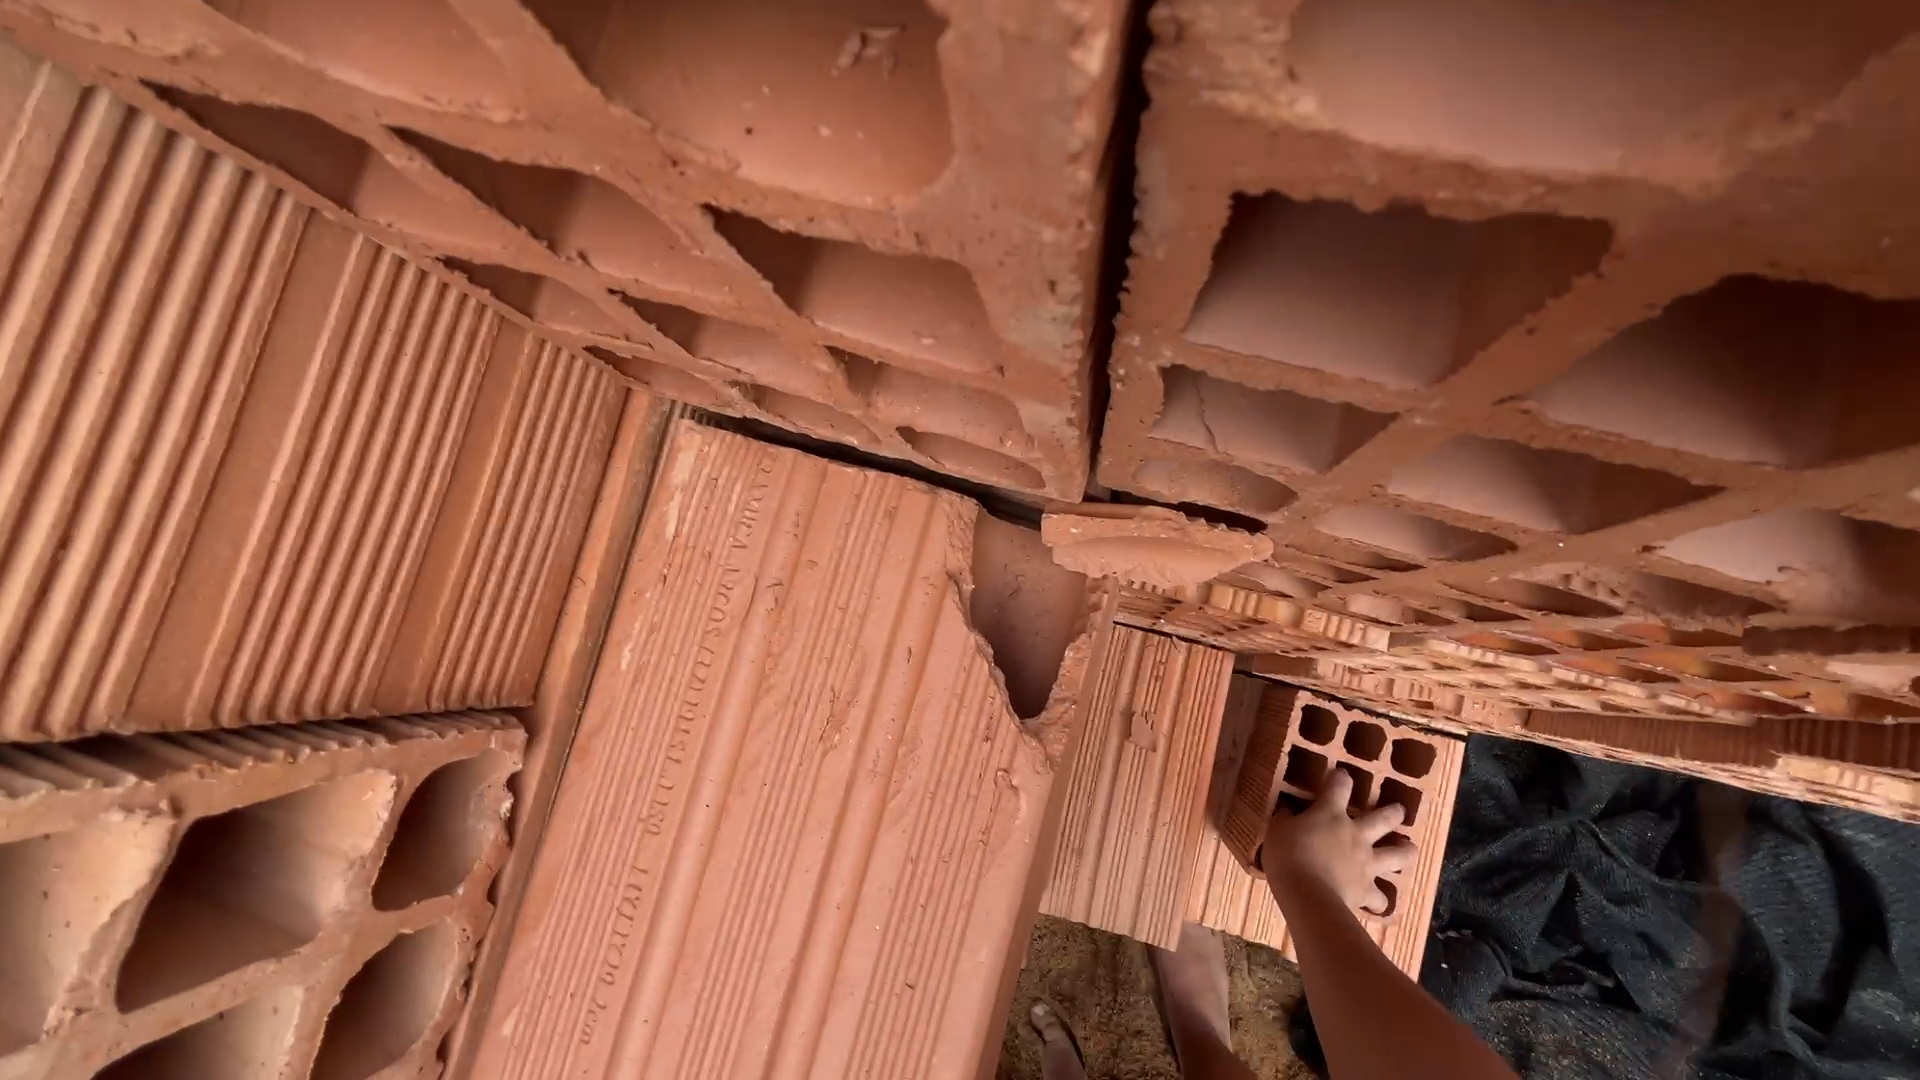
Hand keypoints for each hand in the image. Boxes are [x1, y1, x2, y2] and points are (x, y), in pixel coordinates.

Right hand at [1261, 769, 1415, 914]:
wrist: (1307, 893)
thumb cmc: (1288, 854)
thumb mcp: (1277, 830)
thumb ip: (1285, 820)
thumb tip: (1287, 811)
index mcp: (1330, 814)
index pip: (1339, 787)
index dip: (1341, 778)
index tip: (1341, 774)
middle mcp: (1355, 834)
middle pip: (1382, 819)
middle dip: (1393, 813)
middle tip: (1400, 809)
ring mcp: (1366, 863)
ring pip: (1396, 855)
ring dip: (1406, 852)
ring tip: (1411, 849)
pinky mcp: (1367, 890)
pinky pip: (1380, 899)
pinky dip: (1380, 900)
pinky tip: (1379, 902)